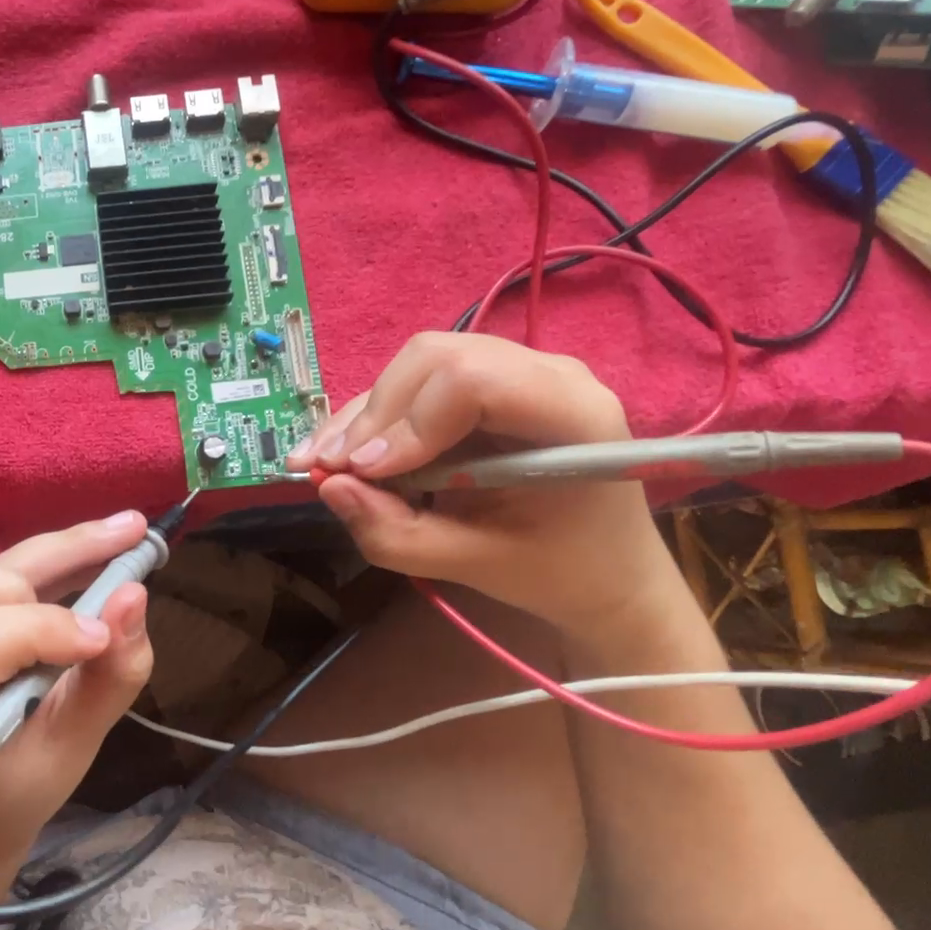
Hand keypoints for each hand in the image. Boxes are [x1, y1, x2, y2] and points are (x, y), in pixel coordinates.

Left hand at [0, 512, 155, 871]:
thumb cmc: (19, 785)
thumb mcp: (74, 751)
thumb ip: (109, 679)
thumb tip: (133, 594)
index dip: (37, 630)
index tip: (102, 637)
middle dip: (32, 577)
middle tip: (117, 555)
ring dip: (31, 558)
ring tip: (100, 549)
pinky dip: (33, 556)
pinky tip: (86, 551)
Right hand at [288, 332, 680, 630]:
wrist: (607, 570)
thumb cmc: (559, 571)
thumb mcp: (474, 565)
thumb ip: (398, 534)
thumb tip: (329, 488)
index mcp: (570, 413)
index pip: (471, 379)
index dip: (408, 421)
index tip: (365, 472)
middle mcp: (545, 372)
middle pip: (434, 358)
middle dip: (373, 414)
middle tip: (331, 468)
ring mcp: (514, 370)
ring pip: (415, 364)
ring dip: (363, 414)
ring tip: (323, 463)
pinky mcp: (484, 382)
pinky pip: (416, 382)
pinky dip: (372, 417)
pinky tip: (342, 452)